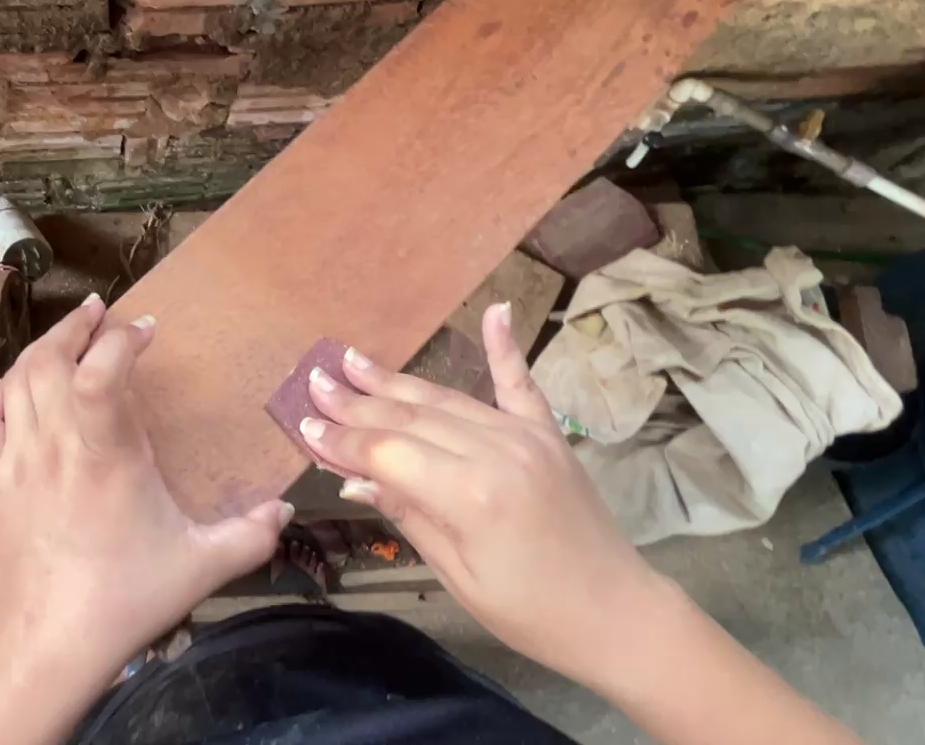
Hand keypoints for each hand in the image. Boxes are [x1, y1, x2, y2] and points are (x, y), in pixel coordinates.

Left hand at [0, 293, 292, 676]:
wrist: (49, 643)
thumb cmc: (125, 597)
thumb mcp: (201, 566)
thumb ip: (251, 534)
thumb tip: (288, 507)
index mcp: (104, 455)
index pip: (98, 373)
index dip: (121, 340)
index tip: (148, 329)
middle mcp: (55, 445)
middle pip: (48, 360)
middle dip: (75, 325)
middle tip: (103, 312)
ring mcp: (16, 459)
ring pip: (17, 380)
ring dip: (42, 347)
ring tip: (70, 333)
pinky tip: (16, 386)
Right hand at [298, 302, 675, 689]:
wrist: (620, 615)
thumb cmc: (529, 612)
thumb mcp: (456, 573)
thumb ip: (405, 513)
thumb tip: (351, 476)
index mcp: (469, 494)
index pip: (387, 453)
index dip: (342, 441)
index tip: (304, 426)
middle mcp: (495, 451)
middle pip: (409, 417)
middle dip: (355, 402)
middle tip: (315, 381)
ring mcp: (524, 435)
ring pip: (443, 399)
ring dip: (394, 379)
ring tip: (352, 359)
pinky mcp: (546, 432)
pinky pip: (518, 383)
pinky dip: (504, 346)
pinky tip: (495, 309)